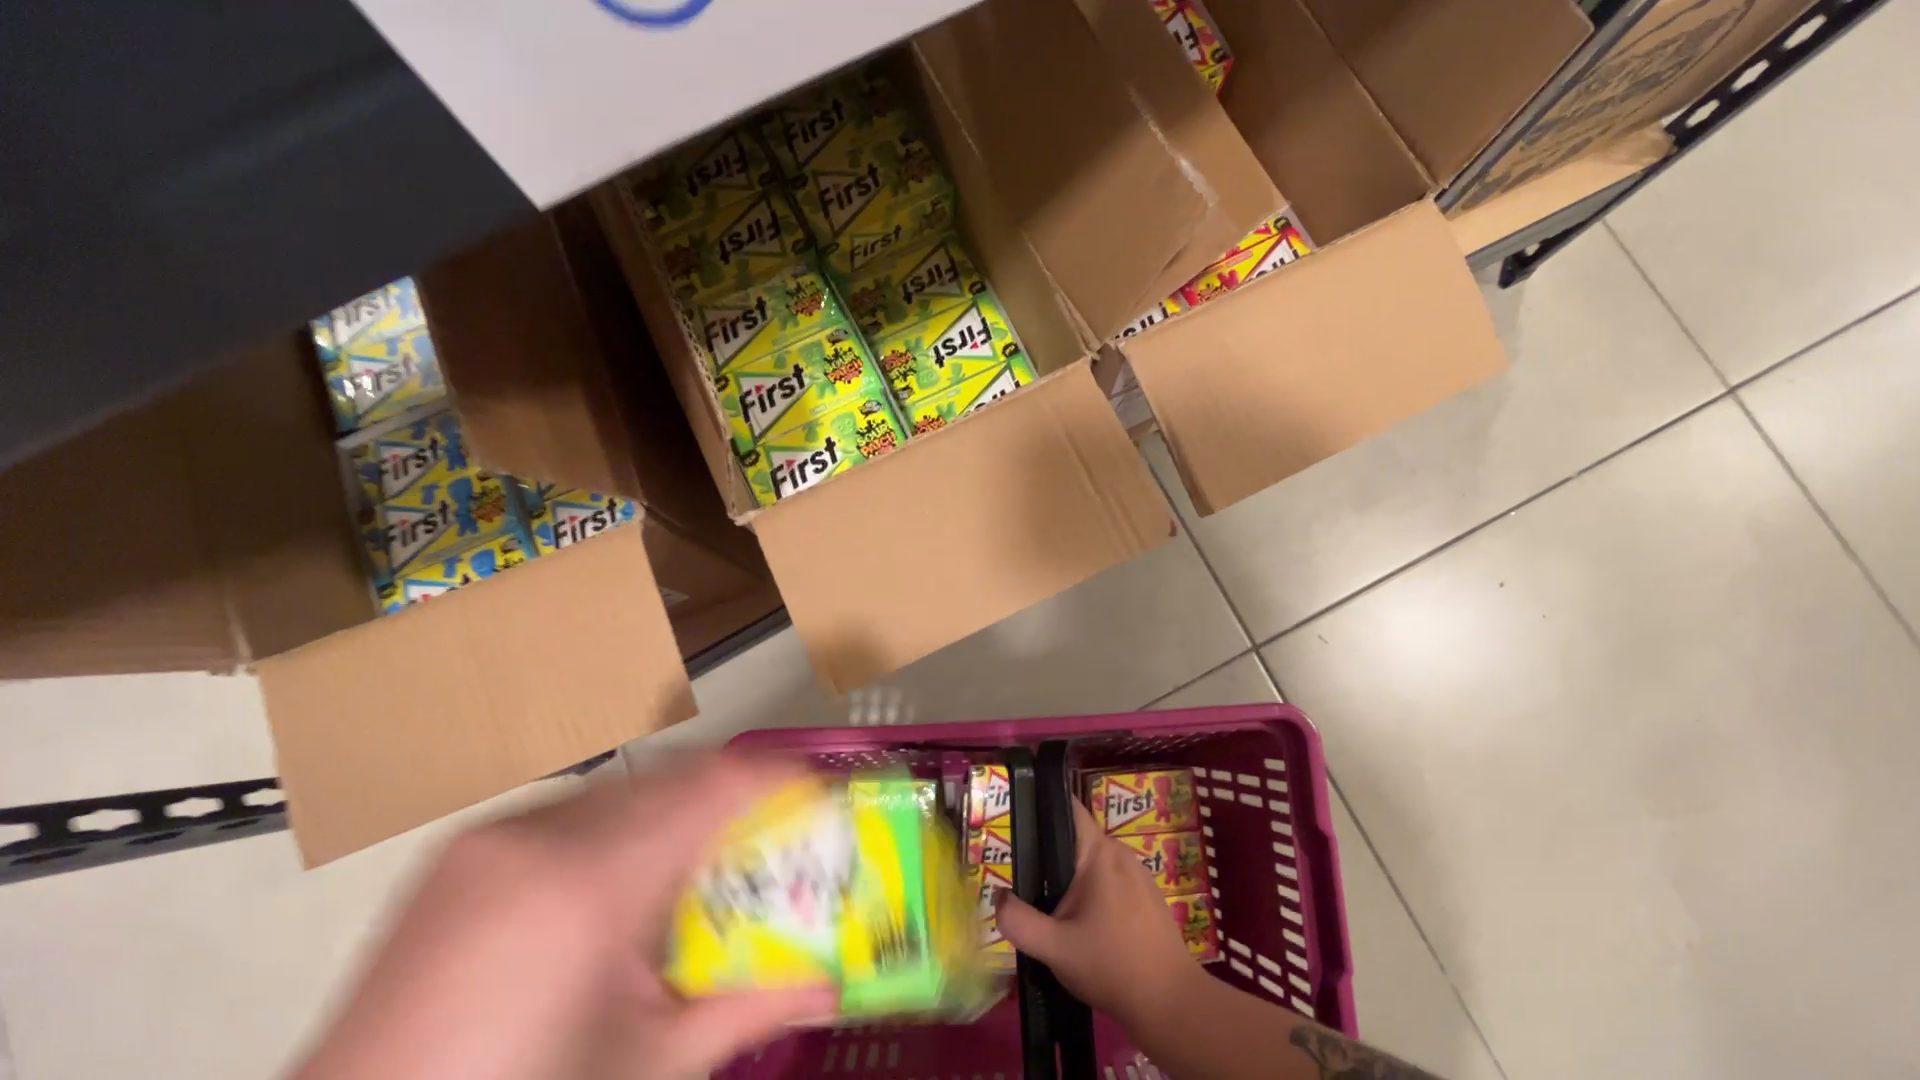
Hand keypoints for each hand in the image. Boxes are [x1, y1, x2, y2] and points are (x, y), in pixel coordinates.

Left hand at [292, 755, 836, 1079]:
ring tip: (687, 874)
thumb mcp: (649, 1063)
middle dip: (726, 802)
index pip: (711, 787)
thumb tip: (829, 987)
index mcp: (595, 883)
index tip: (813, 790)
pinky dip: (610, 832)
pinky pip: (562, 814)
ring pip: (615, 792)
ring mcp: (490, 836)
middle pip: (668, 779)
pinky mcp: (457, 853)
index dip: (773, 775)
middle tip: (761, 847)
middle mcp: (541, 835)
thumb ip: (746, 1008)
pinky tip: (609, 893)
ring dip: (667, 814)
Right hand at [992, 800, 1204, 1028]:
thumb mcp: (1053, 948)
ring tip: (1054, 915)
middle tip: (1029, 890)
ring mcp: (1139, 874)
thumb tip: (999, 897)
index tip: (1017, 825)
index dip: (1041, 808)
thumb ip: (1017, 921)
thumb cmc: (1112, 966)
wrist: (1170, 1003)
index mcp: (1099, 853)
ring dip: (1072, 883)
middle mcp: (1121, 853)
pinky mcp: (1147, 897)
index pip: (1068, 808)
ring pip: (1093, 866)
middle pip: (1075, 842)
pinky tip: (1086, 929)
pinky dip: (1093, 897)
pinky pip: (1110, 883)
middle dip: (1050, 861)